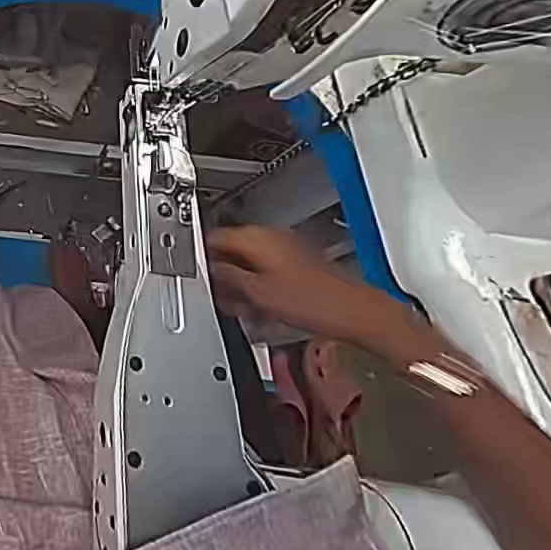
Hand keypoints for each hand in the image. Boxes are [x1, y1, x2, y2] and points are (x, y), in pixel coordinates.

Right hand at [208, 226, 432, 367]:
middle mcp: (274, 238)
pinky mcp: (299, 266)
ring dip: (239, 281)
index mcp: (259, 238)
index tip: (195, 270)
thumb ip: (228, 279)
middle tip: (214, 292)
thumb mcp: (258, 294)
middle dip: (221, 271)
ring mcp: (288, 251)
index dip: (202, 254)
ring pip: (251, 262)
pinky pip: (267, 271)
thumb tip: (212, 271)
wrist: (355, 313)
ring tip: (236, 304)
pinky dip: (258, 286)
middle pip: (234, 249)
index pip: (217, 236)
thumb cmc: (316, 301)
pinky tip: (258, 306)